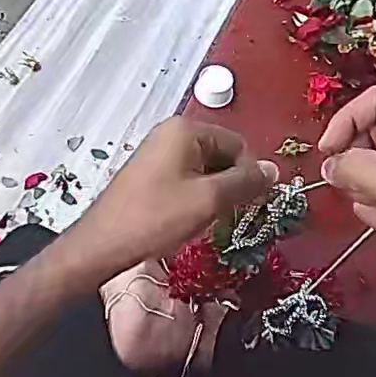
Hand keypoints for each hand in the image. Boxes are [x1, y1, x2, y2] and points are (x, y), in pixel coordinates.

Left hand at [61, 118, 274, 279]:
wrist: (101, 246)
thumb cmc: (155, 218)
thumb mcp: (209, 200)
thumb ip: (245, 183)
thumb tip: (274, 170)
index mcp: (186, 130)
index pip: (238, 145)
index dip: (247, 176)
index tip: (244, 205)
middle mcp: (171, 133)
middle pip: (223, 154)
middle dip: (228, 184)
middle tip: (222, 215)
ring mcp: (158, 152)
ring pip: (206, 169)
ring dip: (212, 194)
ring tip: (201, 219)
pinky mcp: (150, 172)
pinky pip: (187, 177)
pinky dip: (194, 196)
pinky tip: (186, 218)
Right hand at [320, 86, 375, 318]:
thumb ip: (362, 168)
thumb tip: (330, 162)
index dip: (351, 119)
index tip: (329, 147)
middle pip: (370, 132)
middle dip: (360, 163)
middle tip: (361, 187)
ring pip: (366, 165)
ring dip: (367, 191)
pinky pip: (372, 192)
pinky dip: (374, 209)